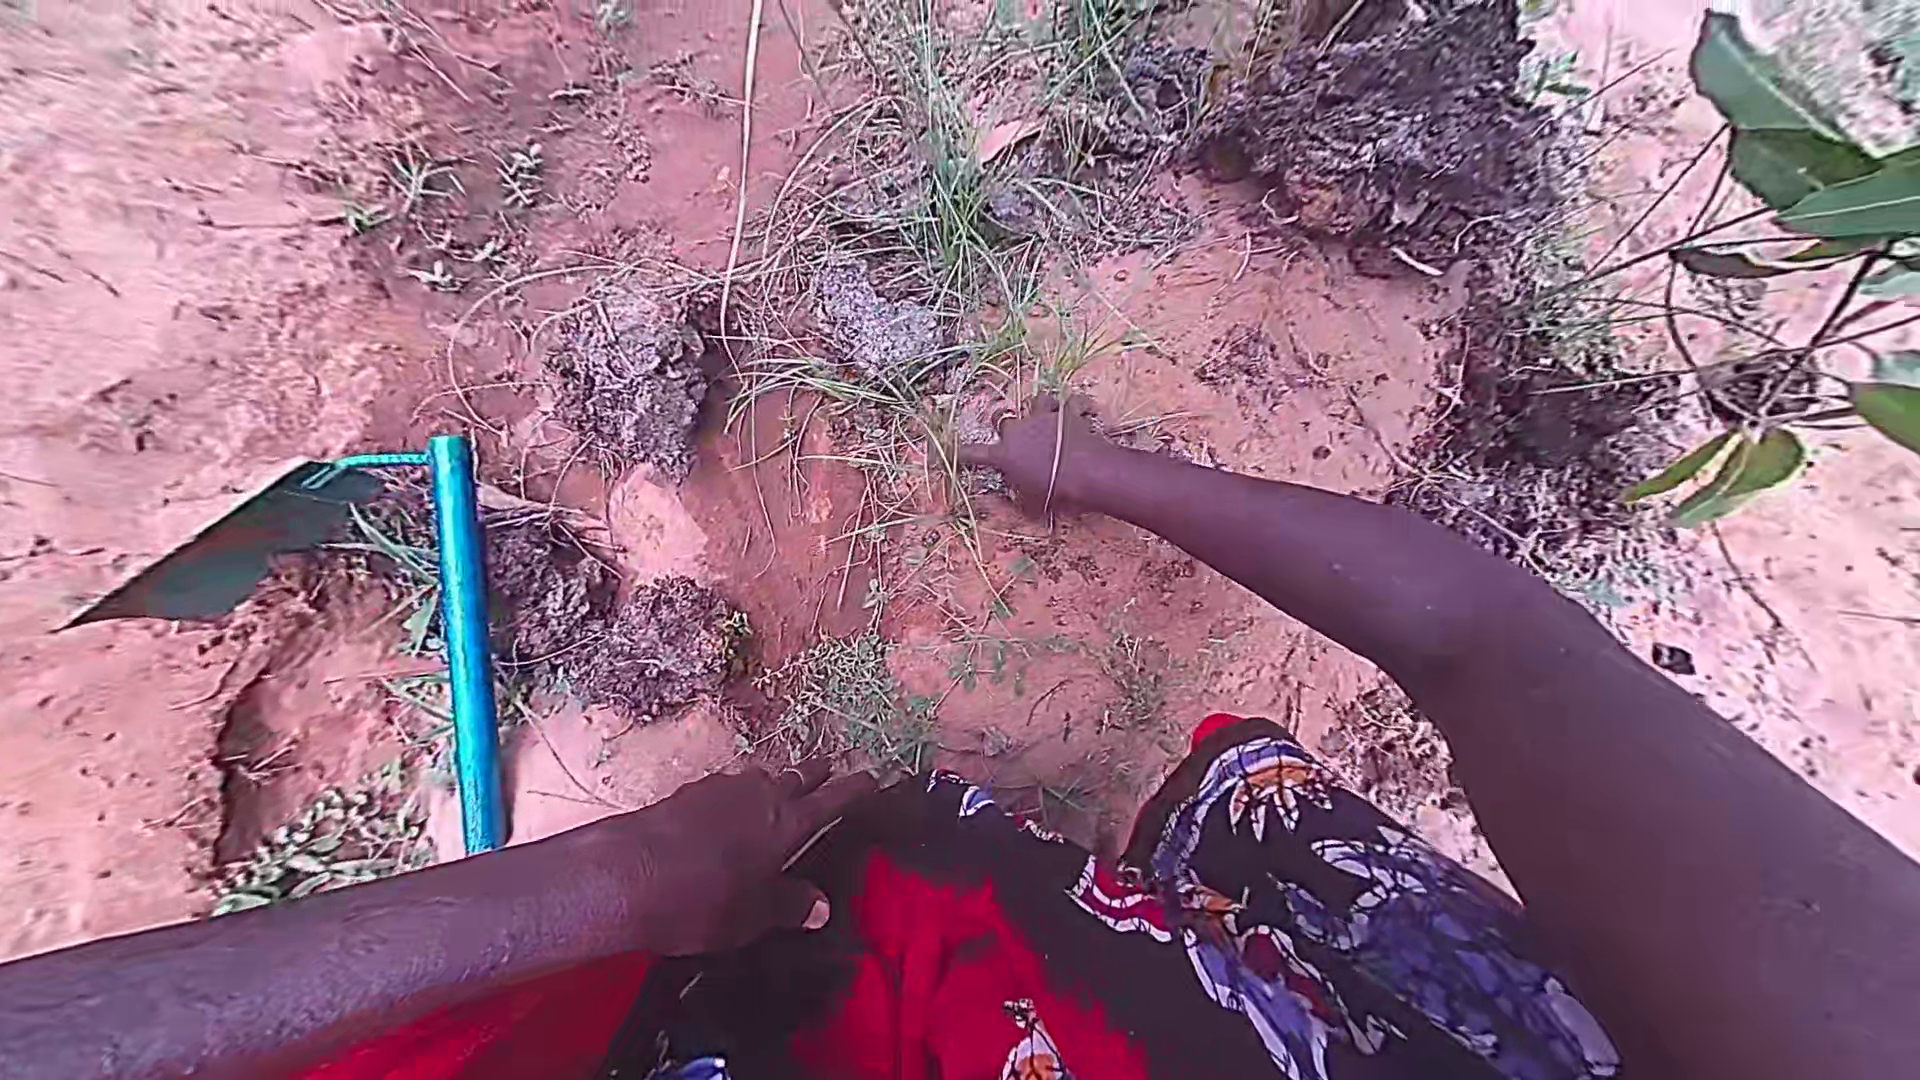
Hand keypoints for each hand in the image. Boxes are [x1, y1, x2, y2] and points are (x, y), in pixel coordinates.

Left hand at [591, 760, 877, 954]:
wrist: (629, 871)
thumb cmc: (702, 900)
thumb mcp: (752, 916)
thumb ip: (790, 906)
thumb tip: (822, 907)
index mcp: (789, 822)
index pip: (835, 799)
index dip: (857, 788)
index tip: (873, 776)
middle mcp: (764, 794)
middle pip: (802, 775)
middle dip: (821, 771)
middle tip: (833, 765)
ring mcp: (728, 786)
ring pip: (766, 777)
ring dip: (778, 782)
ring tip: (780, 791)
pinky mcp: (696, 789)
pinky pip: (731, 786)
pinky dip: (741, 793)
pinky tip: (728, 810)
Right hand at [959, 394, 1120, 515]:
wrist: (1088, 473)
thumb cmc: (1056, 493)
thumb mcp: (1030, 503)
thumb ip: (1017, 494)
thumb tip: (1012, 492)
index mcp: (1004, 454)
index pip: (975, 453)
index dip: (964, 453)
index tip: (957, 452)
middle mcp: (1017, 431)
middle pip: (1000, 418)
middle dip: (1002, 424)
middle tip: (1011, 434)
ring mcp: (1041, 418)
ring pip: (1032, 401)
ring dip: (1034, 408)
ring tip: (1042, 416)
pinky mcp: (1065, 413)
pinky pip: (1064, 403)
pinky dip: (1067, 407)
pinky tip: (1072, 411)